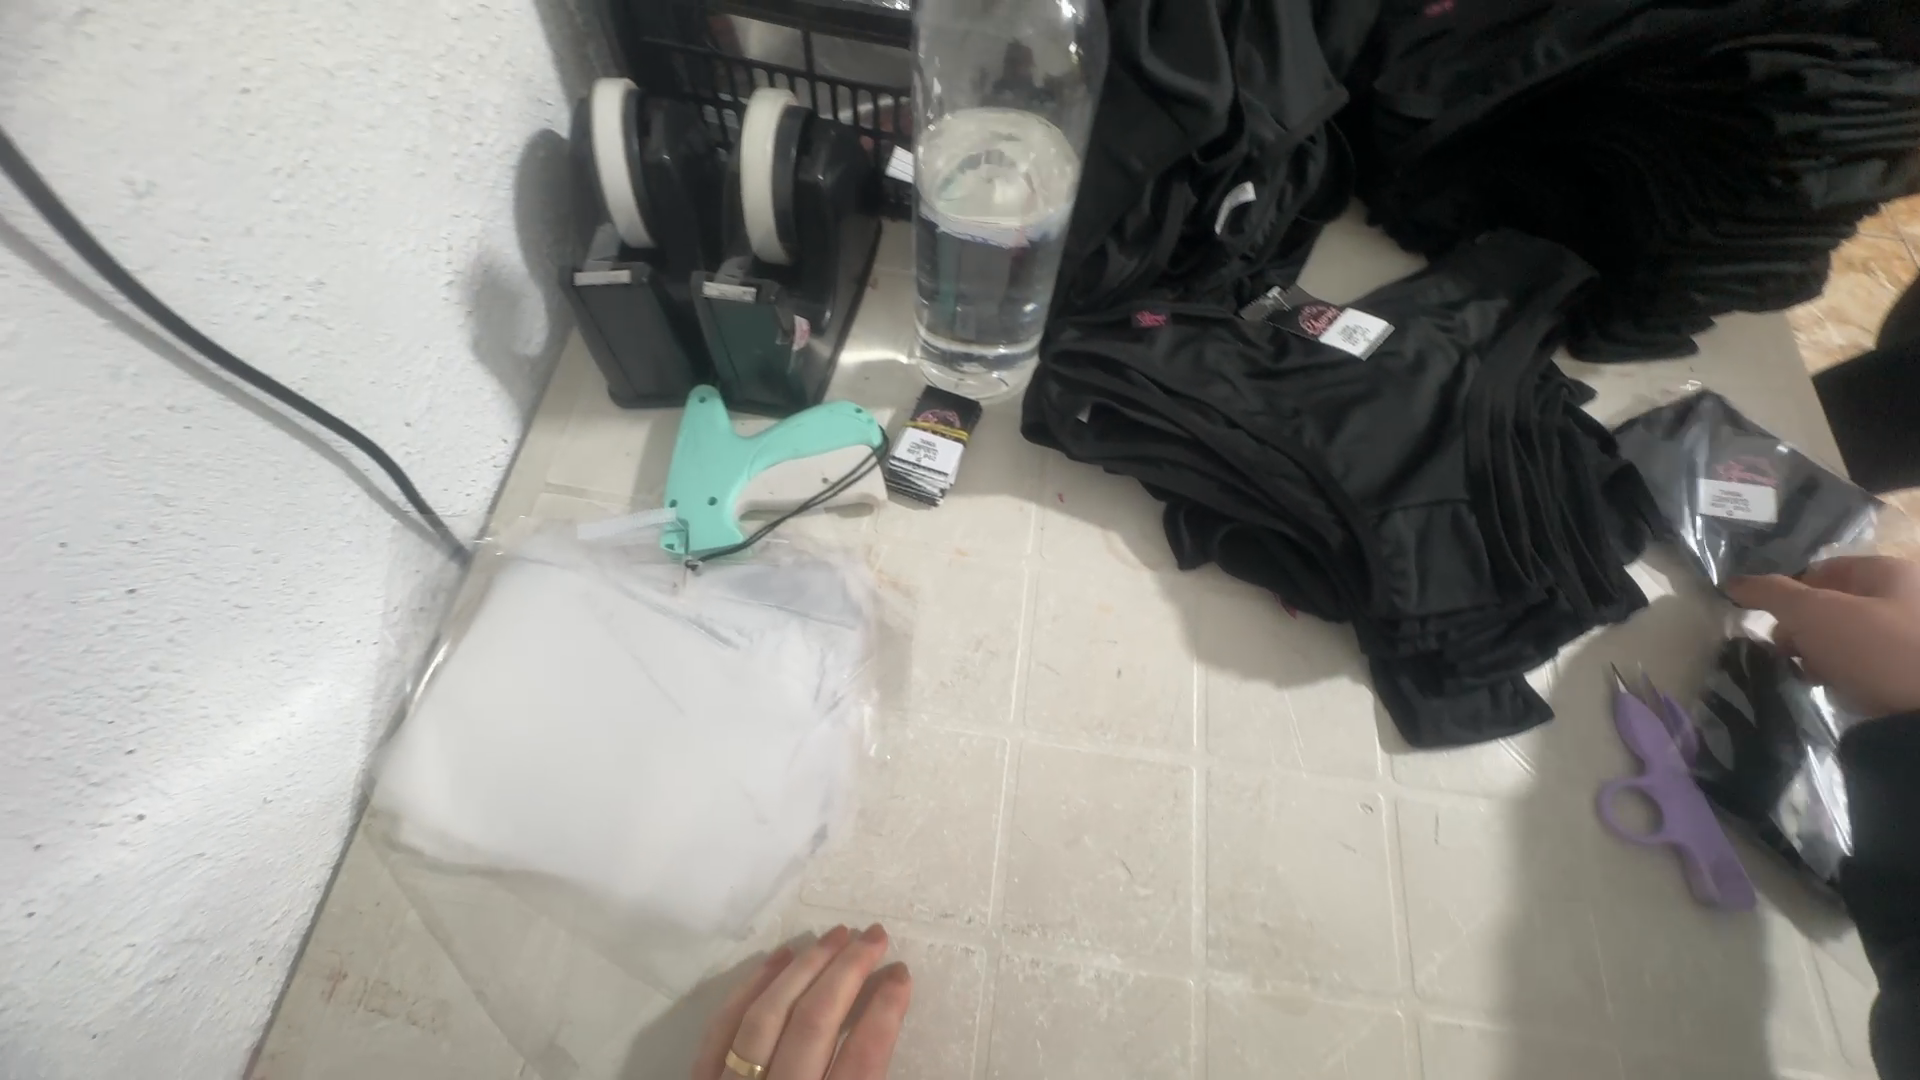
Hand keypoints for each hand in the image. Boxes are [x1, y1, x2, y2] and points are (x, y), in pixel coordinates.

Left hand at [691, 924, 911, 1079]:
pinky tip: (779, 956)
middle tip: (875, 934)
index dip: (886, 1012)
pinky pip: (721, 1028)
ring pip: (768, 1014)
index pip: (862, 1060)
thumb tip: (881, 1025)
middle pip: (815, 1023)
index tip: (901, 973)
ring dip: (806, 966)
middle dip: (849, 970)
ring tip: (836, 934)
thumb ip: (863, 1078)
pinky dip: (751, 987)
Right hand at [1726, 555, 1919, 717]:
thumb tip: (1732, 583)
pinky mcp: (1913, 666)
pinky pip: (1867, 657)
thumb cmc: (1874, 648)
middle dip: (1800, 626)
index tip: (1773, 616)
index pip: (1821, 569)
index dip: (1788, 590)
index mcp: (1895, 573)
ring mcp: (1915, 634)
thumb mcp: (1810, 613)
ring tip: (1812, 670)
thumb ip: (1767, 592)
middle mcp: (1912, 596)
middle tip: (1789, 647)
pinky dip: (1845, 666)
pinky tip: (1837, 681)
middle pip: (1832, 602)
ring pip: (1845, 632)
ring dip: (1818, 649)